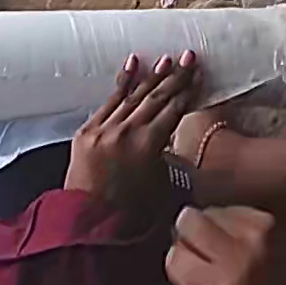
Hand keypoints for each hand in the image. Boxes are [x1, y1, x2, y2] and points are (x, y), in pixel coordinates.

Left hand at [63, 52, 196, 209]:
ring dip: (153, 76)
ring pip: (135, 96)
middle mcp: (128, 131)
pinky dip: (122, 82)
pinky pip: (109, 101)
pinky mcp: (88, 131)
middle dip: (175, 76)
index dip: (188, 91)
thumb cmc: (129, 215)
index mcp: (149, 145)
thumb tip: (172, 142)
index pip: (174, 110)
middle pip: (157, 97)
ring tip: (167, 59)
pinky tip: (132, 63)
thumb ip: (167, 158)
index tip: (198, 74)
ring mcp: (106, 128)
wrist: (87, 227)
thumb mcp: (160, 187)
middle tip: (188, 57)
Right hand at [164, 205, 285, 284]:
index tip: (186, 268)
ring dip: (213, 226)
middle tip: (201, 250)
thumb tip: (177, 249)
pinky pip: (233, 209)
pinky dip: (232, 221)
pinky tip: (242, 240)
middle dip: (190, 234)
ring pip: (211, 210)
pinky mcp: (268, 219)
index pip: (175, 256)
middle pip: (188, 219)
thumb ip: (190, 281)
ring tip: (226, 247)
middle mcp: (238, 252)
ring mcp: (256, 231)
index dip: (178, 262)